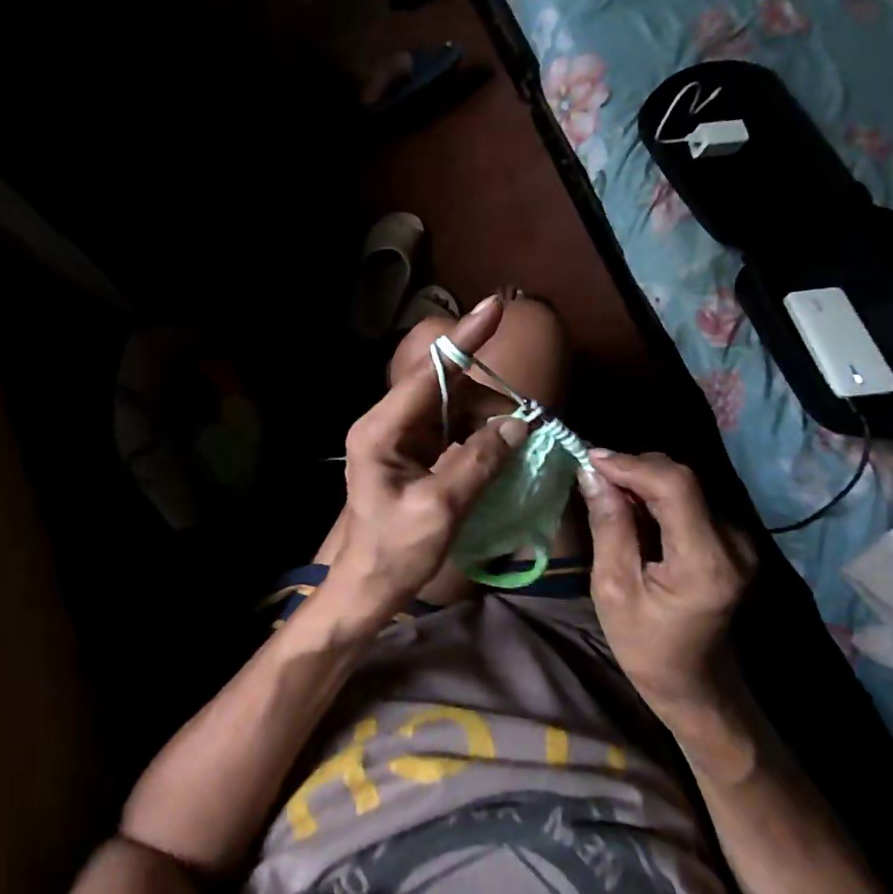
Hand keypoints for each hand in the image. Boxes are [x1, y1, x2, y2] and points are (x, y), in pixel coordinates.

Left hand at [328, 295, 529, 623]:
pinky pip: (452, 429)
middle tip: (523, 428)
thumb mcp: (441, 509)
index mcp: (381, 430)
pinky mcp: (414, 452)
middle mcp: (388, 424)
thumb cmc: (395, 552)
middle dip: (487, 400)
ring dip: (486, 421)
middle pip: (445, 388)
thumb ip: (479, 461)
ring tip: (513, 446)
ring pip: (453, 408)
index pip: (428, 374)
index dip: (464, 340)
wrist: (369, 586)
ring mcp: (400, 437)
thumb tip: (517, 424)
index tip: (494, 307)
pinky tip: (498, 451)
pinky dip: (478, 436)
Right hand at [577, 452, 755, 715]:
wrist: (694, 681)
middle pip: (682, 479)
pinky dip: (654, 493)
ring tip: (604, 490)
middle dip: (633, 469)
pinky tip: (630, 506)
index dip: (631, 464)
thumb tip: (591, 473)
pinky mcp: (731, 538)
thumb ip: (608, 525)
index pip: (676, 486)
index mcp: (705, 562)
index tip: (589, 458)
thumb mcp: (612, 588)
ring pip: (684, 483)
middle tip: (591, 475)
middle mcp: (733, 543)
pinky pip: (689, 498)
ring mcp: (738, 539)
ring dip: (641, 479)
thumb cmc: (645, 644)